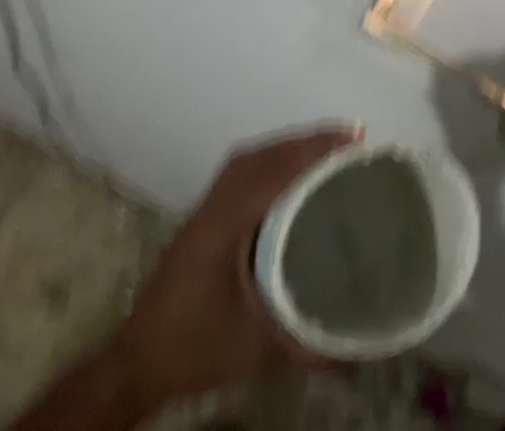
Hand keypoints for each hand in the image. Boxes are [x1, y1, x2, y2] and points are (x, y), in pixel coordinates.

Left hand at [115, 125, 361, 399]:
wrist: (135, 366)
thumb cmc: (194, 350)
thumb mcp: (259, 350)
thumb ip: (312, 347)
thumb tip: (368, 349)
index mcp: (221, 231)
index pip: (270, 173)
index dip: (311, 151)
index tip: (354, 142)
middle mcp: (209, 211)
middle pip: (257, 157)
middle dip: (305, 141)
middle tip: (352, 139)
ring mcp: (202, 215)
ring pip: (245, 162)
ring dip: (287, 148)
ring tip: (330, 149)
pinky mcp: (201, 223)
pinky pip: (238, 176)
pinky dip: (271, 163)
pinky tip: (294, 175)